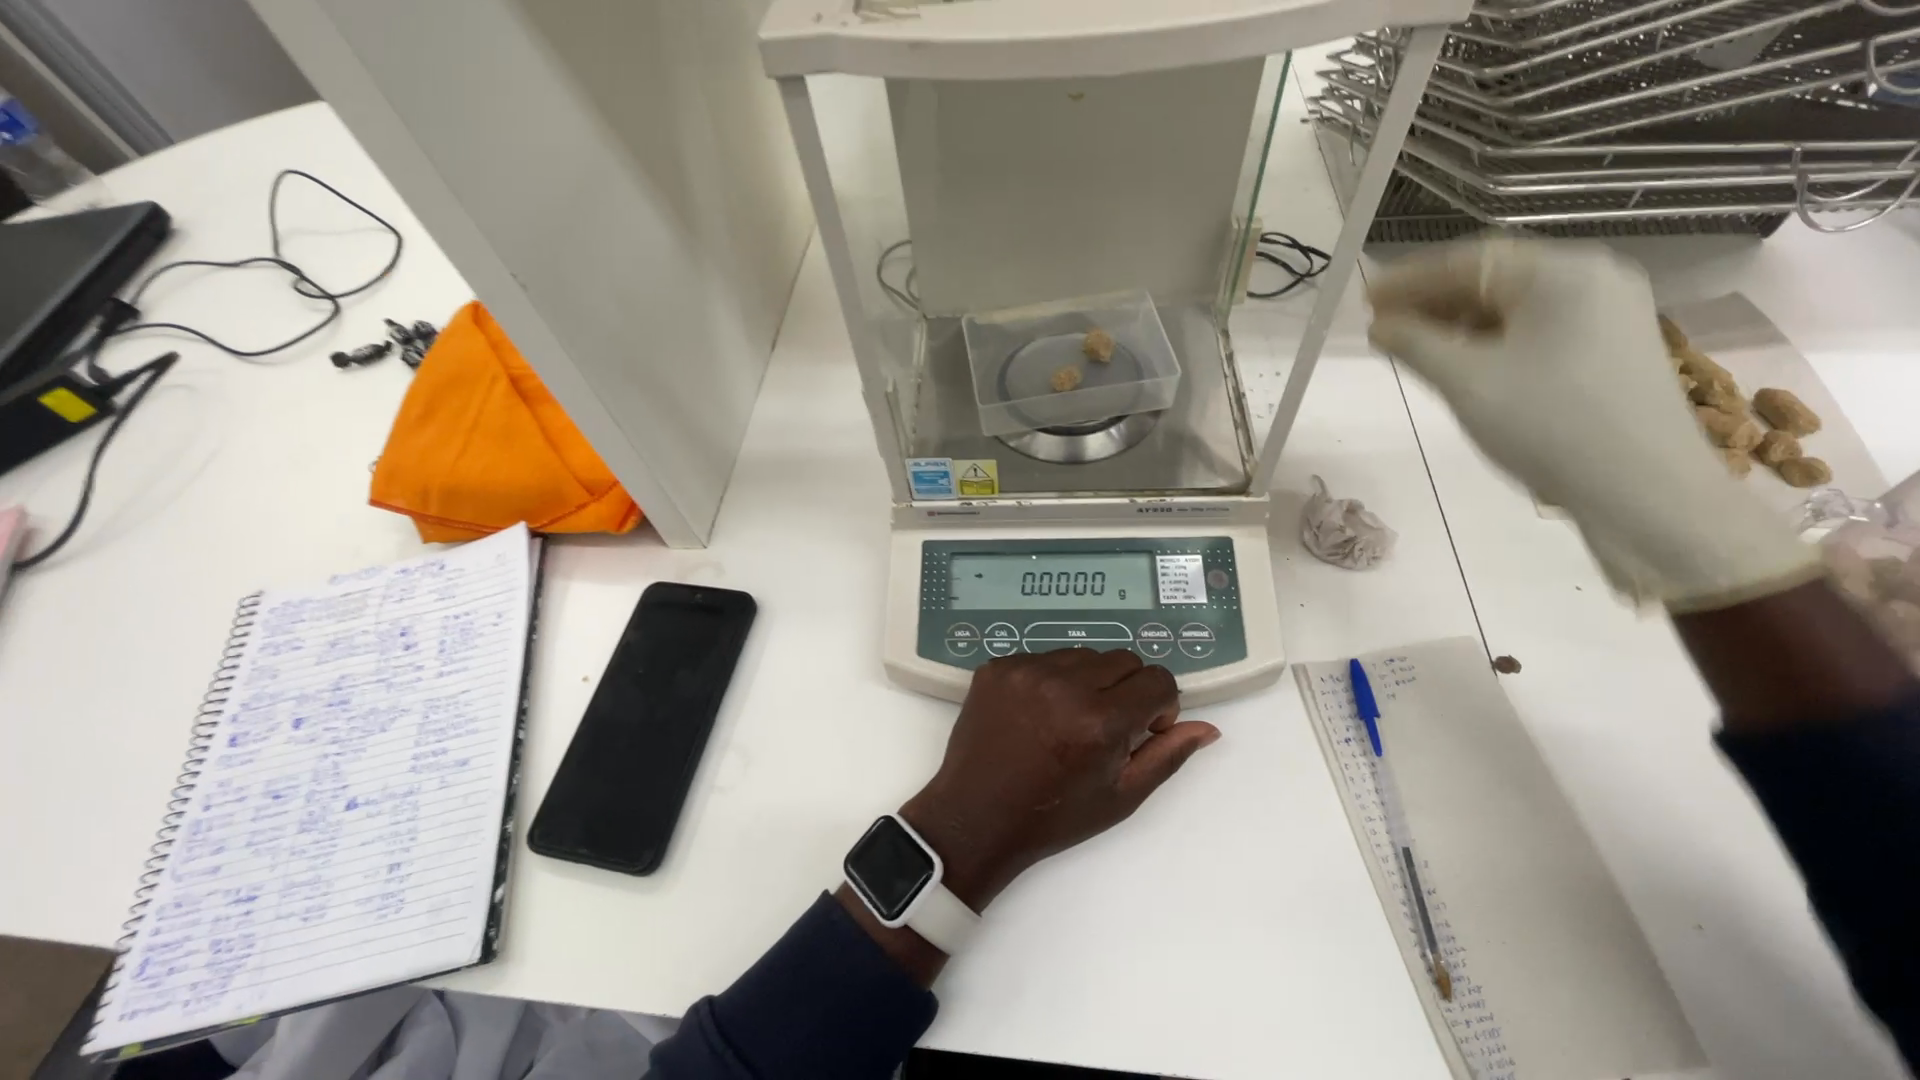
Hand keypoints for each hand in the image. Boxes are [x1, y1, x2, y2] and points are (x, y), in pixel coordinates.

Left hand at [901, 648, 1219, 911]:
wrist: (976, 818)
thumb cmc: (1054, 816)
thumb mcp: (1121, 796)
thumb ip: (1167, 755)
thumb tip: (1207, 728)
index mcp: (1099, 720)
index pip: (1157, 679)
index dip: (1160, 705)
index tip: (1144, 728)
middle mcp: (1062, 684)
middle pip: (1123, 659)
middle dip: (1127, 689)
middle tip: (1108, 725)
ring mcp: (1024, 670)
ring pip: (1083, 654)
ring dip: (1089, 680)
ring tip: (1070, 719)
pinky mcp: (996, 667)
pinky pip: (1043, 657)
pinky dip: (1051, 679)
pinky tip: (1039, 713)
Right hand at [1366, 238, 1819, 611]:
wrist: (1645, 492)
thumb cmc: (1548, 426)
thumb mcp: (1466, 382)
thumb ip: (1414, 344)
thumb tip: (1380, 326)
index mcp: (1562, 273)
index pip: (1469, 260)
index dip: (1410, 280)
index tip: (1365, 299)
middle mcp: (1594, 279)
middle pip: (1496, 279)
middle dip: (1434, 302)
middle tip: (1384, 326)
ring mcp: (1612, 315)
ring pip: (1518, 307)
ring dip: (1461, 324)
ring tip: (1415, 350)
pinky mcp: (1615, 351)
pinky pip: (1540, 331)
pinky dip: (1494, 342)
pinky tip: (1465, 366)